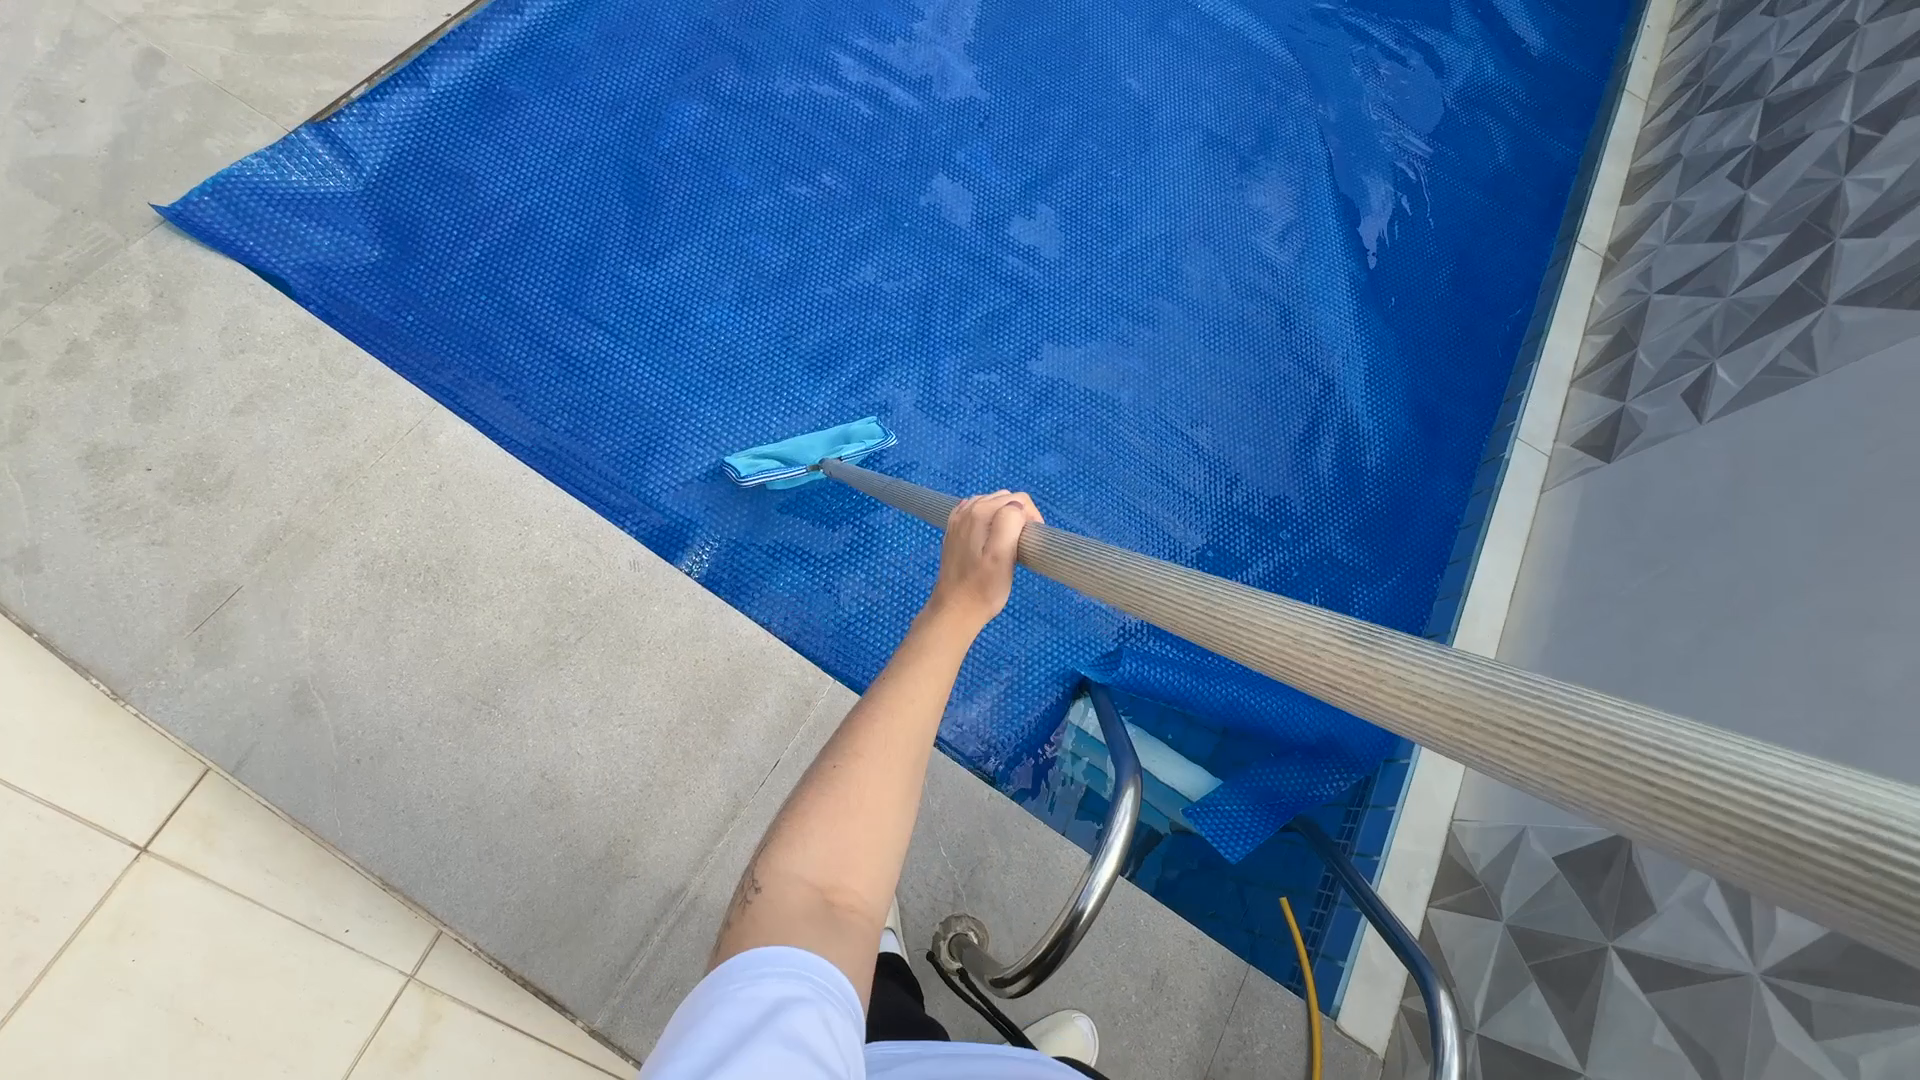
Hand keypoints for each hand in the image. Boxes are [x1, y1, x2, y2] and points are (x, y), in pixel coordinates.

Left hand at [925, 490, 1043, 631]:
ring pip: (991, 504)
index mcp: (980, 512)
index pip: (1018, 499)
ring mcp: (958, 520)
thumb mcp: (1003, 556)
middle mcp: (966, 510)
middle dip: (1019, 515)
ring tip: (1009, 542)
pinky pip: (977, 514)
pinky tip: (991, 538)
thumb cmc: (984, 588)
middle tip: (1023, 544)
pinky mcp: (954, 531)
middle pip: (1004, 499)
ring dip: (1005, 517)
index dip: (1031, 517)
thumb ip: (1010, 522)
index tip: (1032, 541)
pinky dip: (989, 521)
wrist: (955, 609)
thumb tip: (1017, 507)